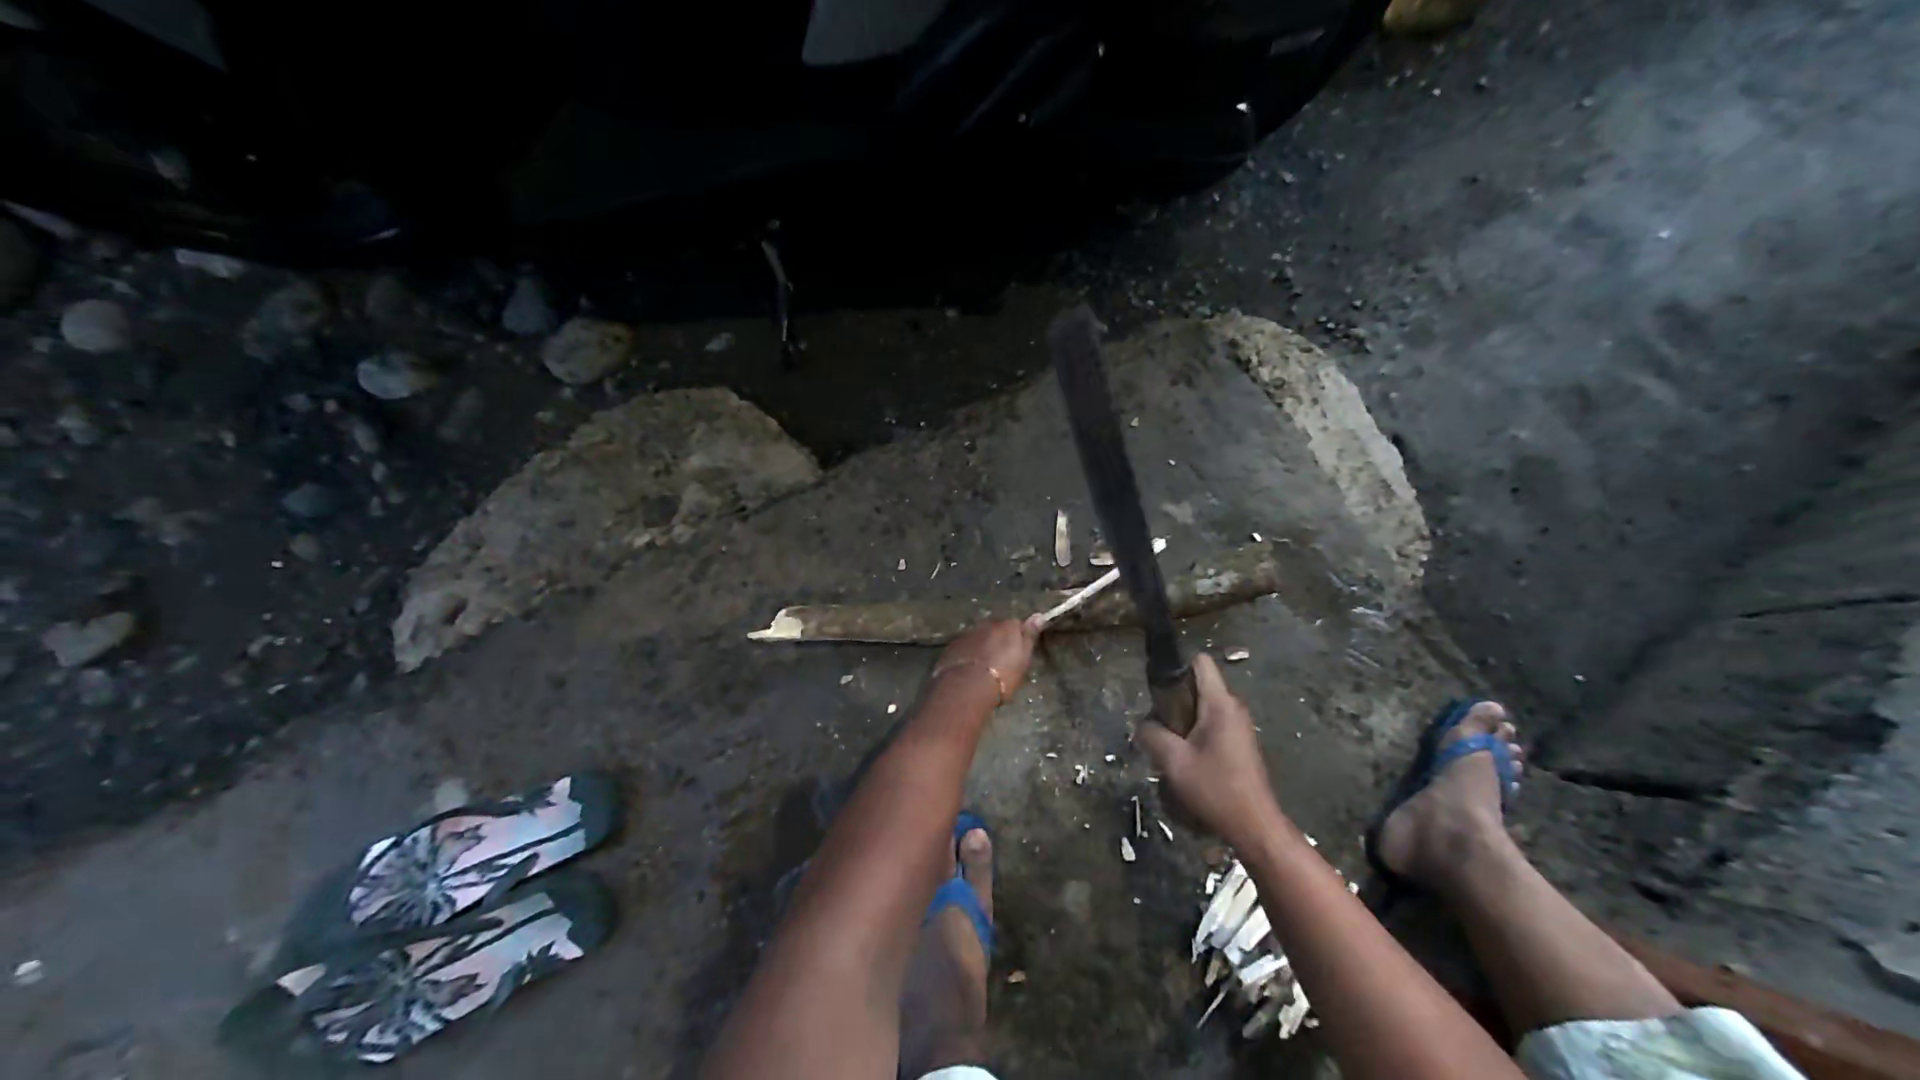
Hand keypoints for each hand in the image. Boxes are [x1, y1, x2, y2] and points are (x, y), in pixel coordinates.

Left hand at [932, 616, 1042, 703]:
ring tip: (983, 667)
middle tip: (1000, 661)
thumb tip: (1039, 615)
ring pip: (979, 638)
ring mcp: (968, 634)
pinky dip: (968, 654)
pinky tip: (968, 669)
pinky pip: (965, 647)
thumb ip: (1029, 635)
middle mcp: (987, 624)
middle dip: (997, 641)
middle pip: (995, 630)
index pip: (1016, 626)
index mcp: (1008, 626)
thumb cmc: (1003, 675)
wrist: (967, 686)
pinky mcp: (952, 646)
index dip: (1016, 639)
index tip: (1016, 653)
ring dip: (981, 647)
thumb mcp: (1023, 658)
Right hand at [1138, 654, 1282, 846]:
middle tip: (1159, 726)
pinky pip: (1212, 724)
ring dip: (1183, 720)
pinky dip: (1195, 733)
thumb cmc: (1215, 789)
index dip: (1176, 667)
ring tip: (1169, 746)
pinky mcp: (1240, 743)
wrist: (1255, 826)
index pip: (1200, 662)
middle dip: (1174, 700)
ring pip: (1203, 707)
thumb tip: (1142, 725)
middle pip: (1198, 686)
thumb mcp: (1173, 761)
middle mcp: (1233, 708)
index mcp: (1220, 704)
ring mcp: (1239, 726)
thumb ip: (1151, 734)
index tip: (1157, 689)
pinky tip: (1186, 759)